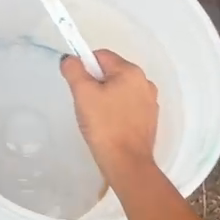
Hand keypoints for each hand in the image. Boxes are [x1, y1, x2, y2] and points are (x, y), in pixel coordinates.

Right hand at [60, 50, 159, 182]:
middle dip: (95, 83)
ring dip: (105, 97)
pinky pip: (127, 105)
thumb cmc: (104, 125)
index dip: (84, 67)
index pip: (100, 55)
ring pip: (119, 89)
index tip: (78, 86)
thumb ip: (73, 69)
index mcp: (131, 71)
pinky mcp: (149, 119)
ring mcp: (150, 102)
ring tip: (96, 116)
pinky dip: (116, 110)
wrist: (127, 163)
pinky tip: (108, 125)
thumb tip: (70, 58)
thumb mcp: (82, 93)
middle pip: (110, 72)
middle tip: (85, 103)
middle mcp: (145, 82)